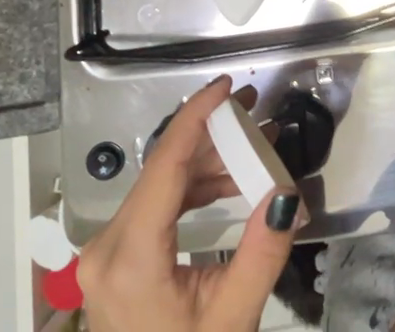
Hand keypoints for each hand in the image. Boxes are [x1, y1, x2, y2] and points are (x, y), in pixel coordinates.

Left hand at [78, 76, 302, 331]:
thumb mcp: (232, 316)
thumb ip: (262, 253)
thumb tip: (289, 192)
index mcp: (128, 256)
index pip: (164, 166)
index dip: (195, 118)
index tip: (226, 86)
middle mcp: (106, 246)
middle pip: (163, 170)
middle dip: (212, 135)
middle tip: (256, 111)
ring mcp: (107, 252)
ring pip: (161, 185)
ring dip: (208, 161)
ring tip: (255, 143)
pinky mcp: (117, 259)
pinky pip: (158, 206)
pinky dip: (196, 187)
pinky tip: (231, 181)